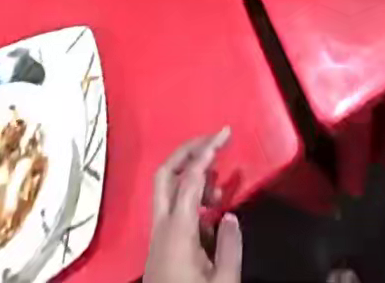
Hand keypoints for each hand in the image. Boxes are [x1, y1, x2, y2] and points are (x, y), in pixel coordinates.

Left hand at [143, 130, 240, 282]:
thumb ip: (228, 246)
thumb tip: (228, 216)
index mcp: (177, 230)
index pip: (190, 177)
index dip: (207, 150)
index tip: (225, 133)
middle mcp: (161, 227)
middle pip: (165, 173)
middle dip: (188, 151)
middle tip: (214, 142)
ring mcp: (156, 239)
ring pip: (166, 191)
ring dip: (190, 177)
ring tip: (219, 185)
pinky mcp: (159, 252)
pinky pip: (171, 211)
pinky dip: (189, 200)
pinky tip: (211, 213)